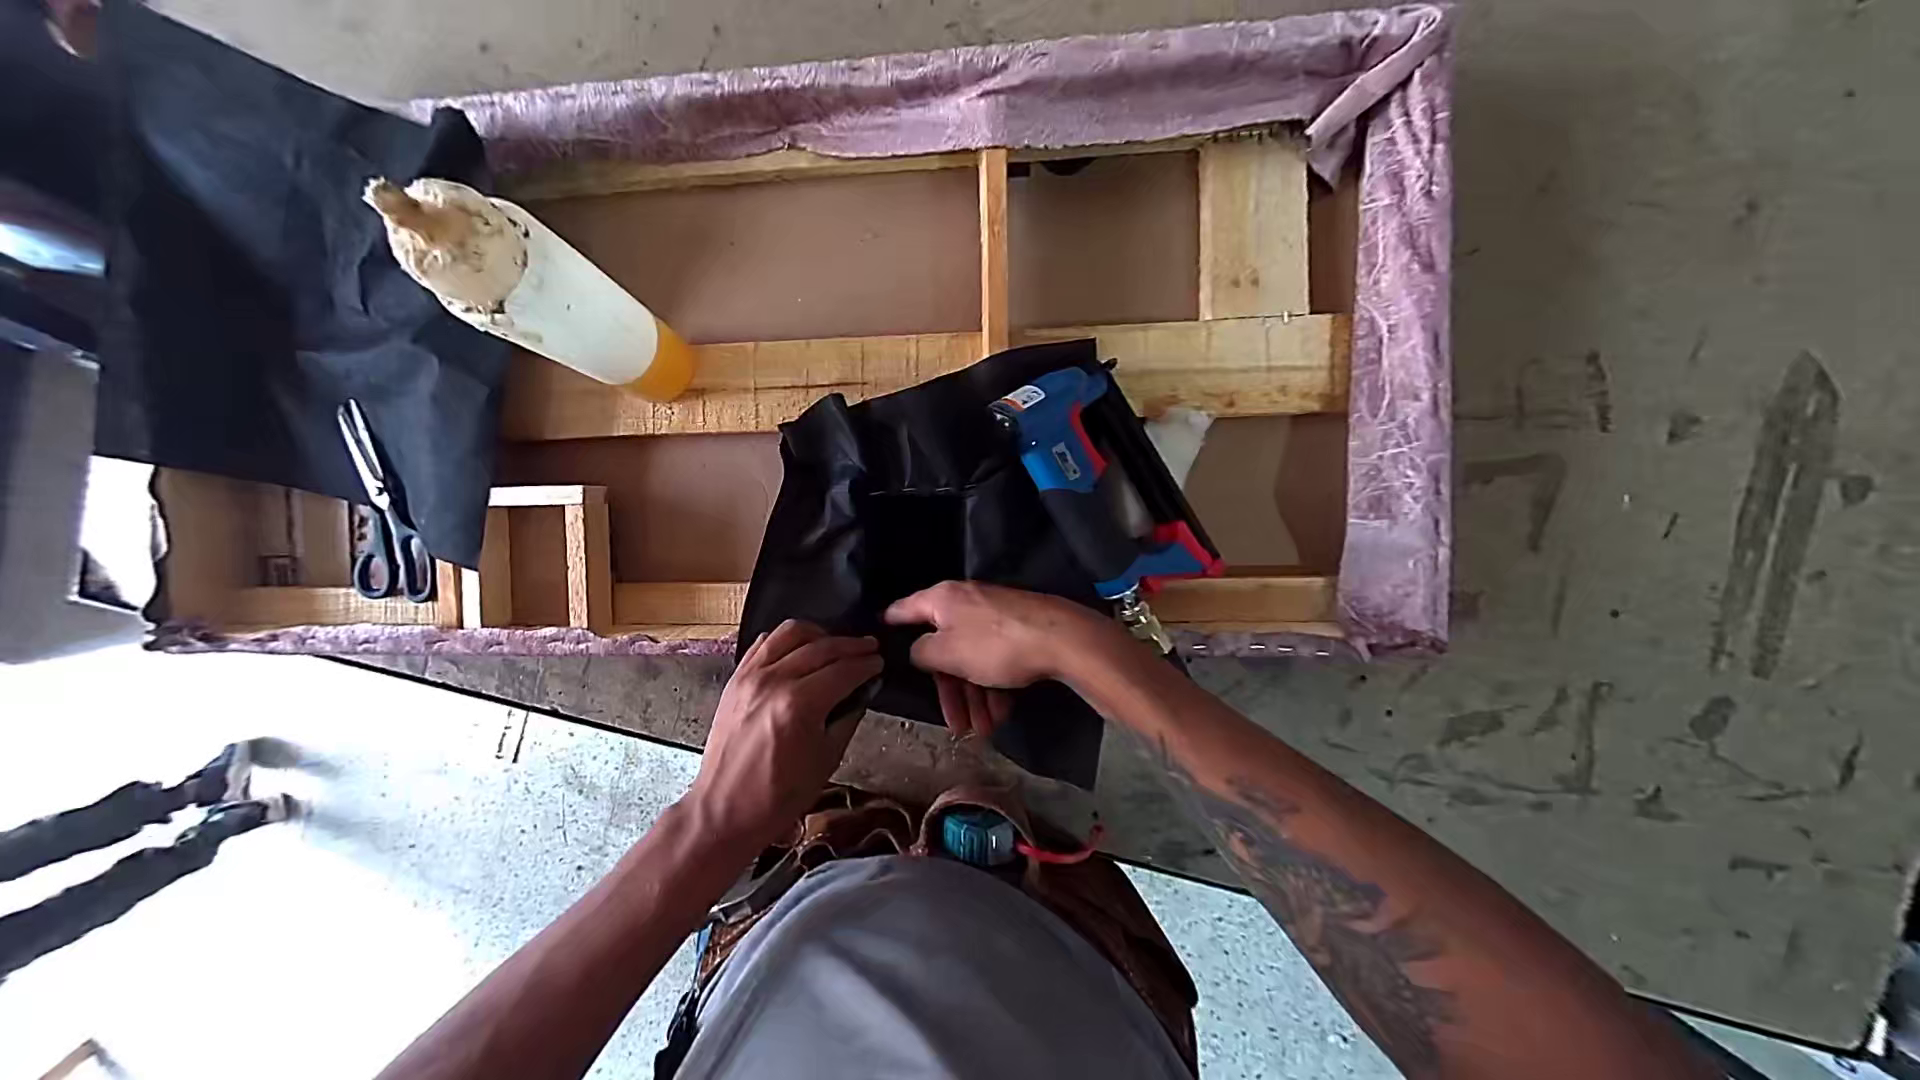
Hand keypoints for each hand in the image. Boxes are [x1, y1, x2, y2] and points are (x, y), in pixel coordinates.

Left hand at [685, 620, 882, 853]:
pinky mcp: (736, 679)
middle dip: (851, 645)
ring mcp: (751, 677)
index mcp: (799, 704)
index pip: (844, 670)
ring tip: (835, 644)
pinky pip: (764, 643)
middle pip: (822, 646)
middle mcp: (773, 682)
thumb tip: (863, 690)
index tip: (879, 662)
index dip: (867, 664)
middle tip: (869, 648)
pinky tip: (800, 649)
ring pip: (791, 632)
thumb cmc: (776, 795)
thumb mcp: (827, 758)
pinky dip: (787, 640)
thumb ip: (848, 716)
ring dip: (819, 634)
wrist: (724, 811)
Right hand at [883, 582, 1125, 736]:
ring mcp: (994, 616)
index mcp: (942, 599)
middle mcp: (966, 602)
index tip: (878, 635)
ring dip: (974, 697)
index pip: (904, 610)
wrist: (1061, 639)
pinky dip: (994, 686)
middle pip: (943, 647)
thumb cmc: (994, 645)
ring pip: (971, 659)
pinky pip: (994, 659)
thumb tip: (919, 651)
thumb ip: (921, 653)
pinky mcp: (1017, 630)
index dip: (890, 624)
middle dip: (950, 691)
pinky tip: (1002, 713)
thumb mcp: (946, 653)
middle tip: (956, 726)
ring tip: (984, 730)